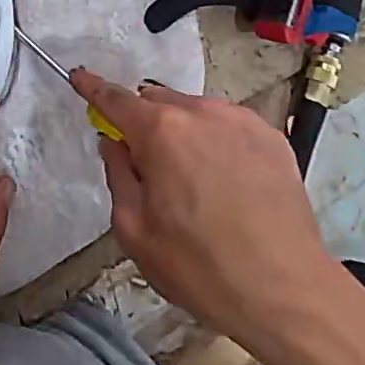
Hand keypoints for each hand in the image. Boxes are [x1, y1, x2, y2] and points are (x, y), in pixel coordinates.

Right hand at [73, 71, 364, 364]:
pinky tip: (229, 183)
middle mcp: (201, 110)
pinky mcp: (270, 133)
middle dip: (146, 123)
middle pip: (158, 101)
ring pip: (196, 111)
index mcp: (161, 131)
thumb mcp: (136, 231)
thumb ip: (118, 174)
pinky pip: (229, 124)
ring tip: (196, 183)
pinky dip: (217, 141)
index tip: (80, 77)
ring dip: (184, 132)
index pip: (116, 99)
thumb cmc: (200, 265)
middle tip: (150, 168)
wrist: (285, 286)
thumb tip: (114, 141)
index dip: (93, 88)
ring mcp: (240, 117)